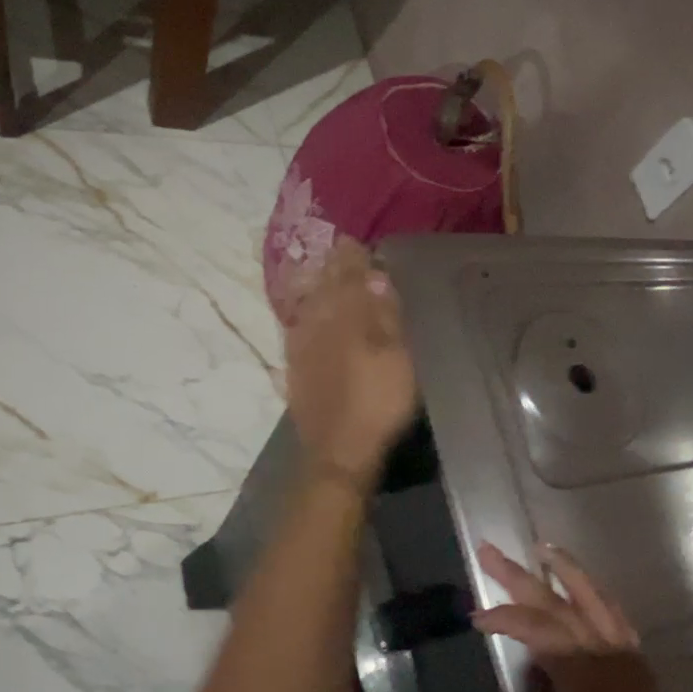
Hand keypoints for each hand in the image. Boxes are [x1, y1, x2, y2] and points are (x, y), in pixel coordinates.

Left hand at [284, 238, 417, 484]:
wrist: (339, 451)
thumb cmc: (378, 403)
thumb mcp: (396, 358)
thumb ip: (385, 315)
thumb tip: (375, 276)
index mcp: (346, 317)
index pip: (348, 276)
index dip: (352, 257)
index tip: (356, 240)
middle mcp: (318, 325)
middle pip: (325, 288)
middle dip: (333, 269)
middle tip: (342, 252)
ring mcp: (302, 348)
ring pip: (308, 306)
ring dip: (317, 288)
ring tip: (326, 276)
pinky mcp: (296, 370)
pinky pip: (299, 330)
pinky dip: (306, 316)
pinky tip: (309, 317)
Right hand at [473, 542, 692, 691]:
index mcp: (582, 678)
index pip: (537, 630)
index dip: (503, 618)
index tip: (475, 619)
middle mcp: (605, 654)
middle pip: (560, 602)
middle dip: (521, 576)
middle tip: (489, 550)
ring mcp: (626, 656)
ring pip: (594, 597)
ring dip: (566, 570)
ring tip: (542, 548)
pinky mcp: (638, 665)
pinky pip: (615, 614)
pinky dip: (596, 592)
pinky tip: (584, 588)